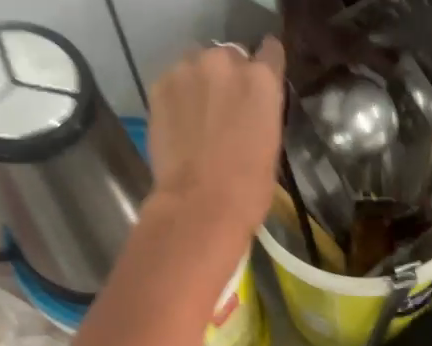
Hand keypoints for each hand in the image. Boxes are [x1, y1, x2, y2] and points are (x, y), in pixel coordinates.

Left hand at [147, 39, 285, 236]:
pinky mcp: (160, 85)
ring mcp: (188, 70)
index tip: (261, 84)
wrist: (200, 206)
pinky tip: (180, 124)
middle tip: (226, 109)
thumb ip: (262, 114)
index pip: (270, 52)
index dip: (266, 68)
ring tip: (200, 116)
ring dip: (201, 83)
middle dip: (230, 77)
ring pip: (198, 64)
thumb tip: (251, 108)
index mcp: (262, 81)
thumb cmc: (248, 189)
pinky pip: (174, 81)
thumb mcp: (271, 146)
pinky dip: (178, 96)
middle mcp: (225, 63)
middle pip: (230, 56)